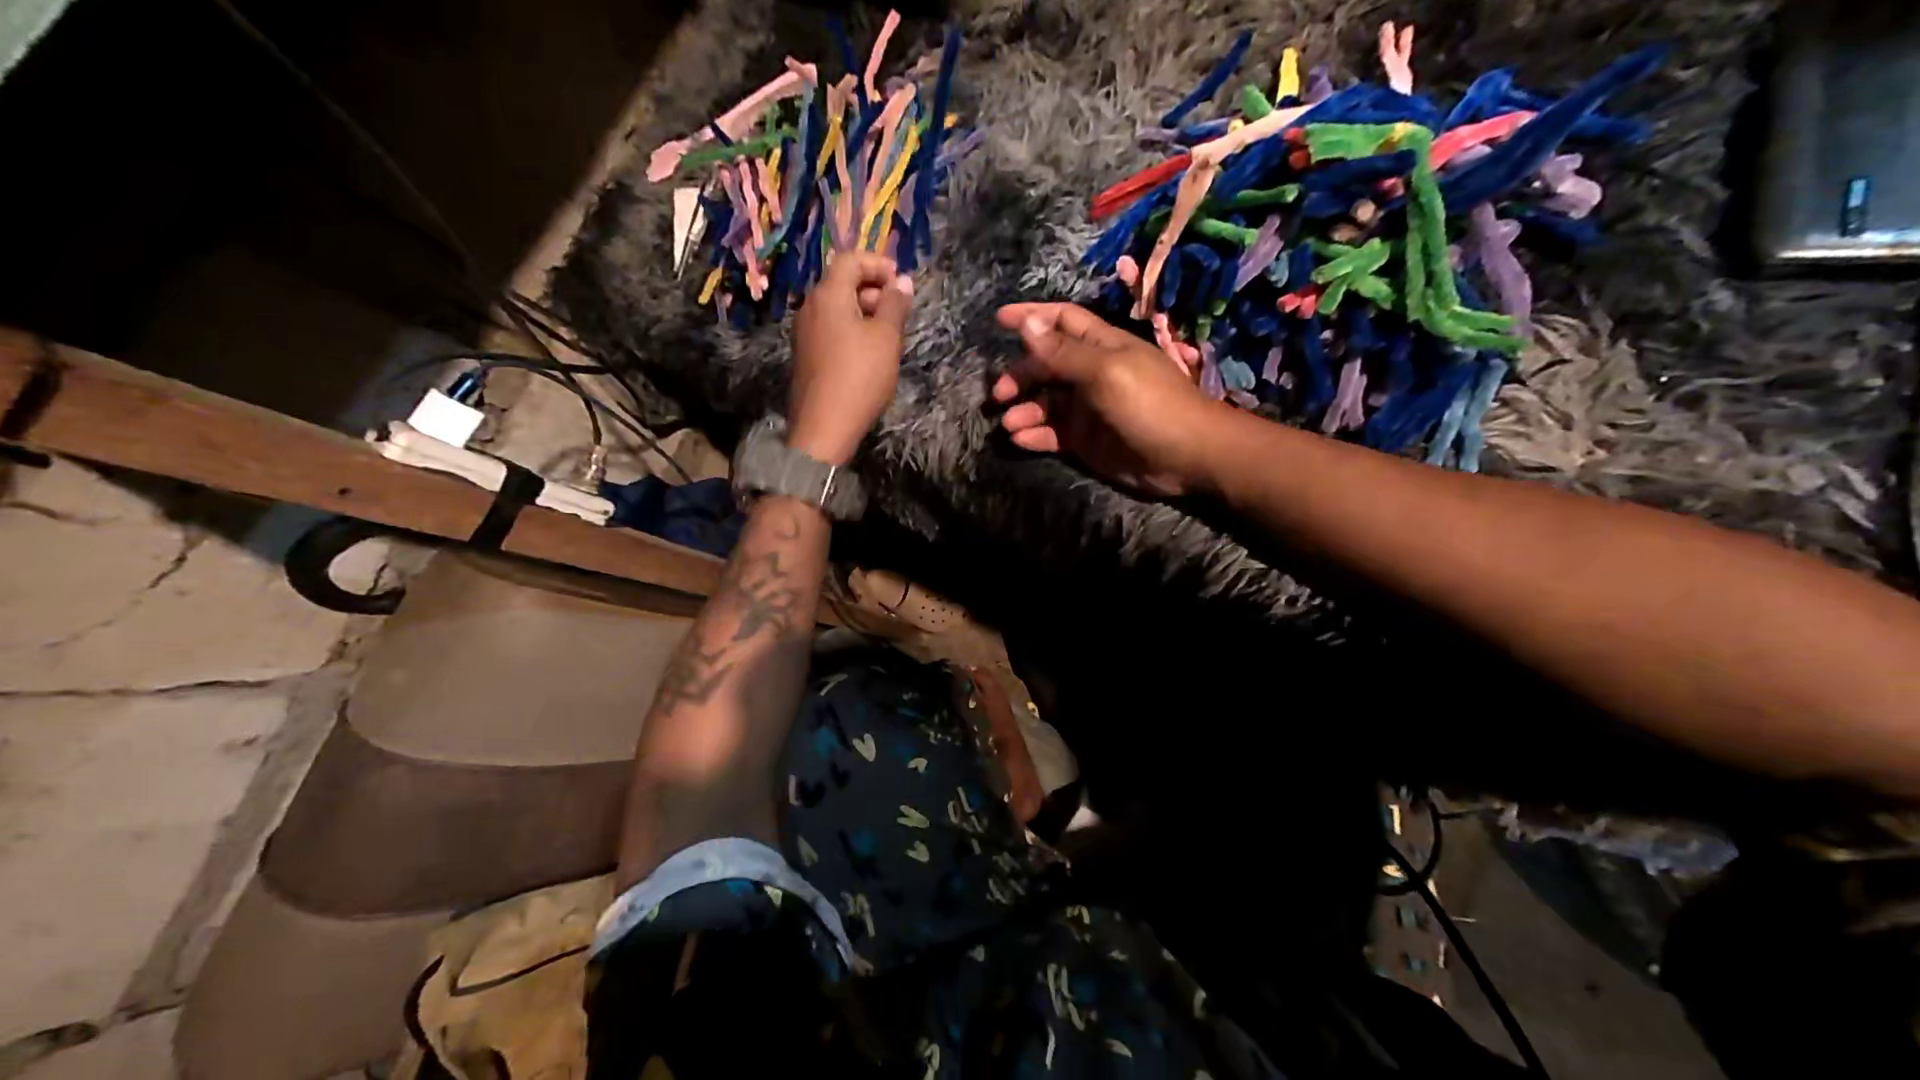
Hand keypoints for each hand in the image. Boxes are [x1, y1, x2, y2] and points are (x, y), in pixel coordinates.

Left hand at [788, 252, 914, 464]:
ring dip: (864, 312)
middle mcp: (810, 307)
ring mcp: (804, 333)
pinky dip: (851, 330)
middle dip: (873, 289)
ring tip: (888, 336)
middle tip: (898, 312)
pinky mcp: (806, 355)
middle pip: (842, 283)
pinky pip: (831, 329)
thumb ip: (895, 304)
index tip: (901, 282)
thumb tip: (902, 281)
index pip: (851, 259)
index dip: (878, 264)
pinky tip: (869, 354)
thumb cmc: (859, 376)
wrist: (824, 427)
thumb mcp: (886, 338)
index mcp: (827, 295)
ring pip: (837, 308)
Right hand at [992, 303, 1224, 496]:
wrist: (1187, 457)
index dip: (1031, 318)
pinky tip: (1020, 440)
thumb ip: (1063, 352)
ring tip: (1009, 423)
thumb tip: (1026, 322)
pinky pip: (1052, 434)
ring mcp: (1088, 409)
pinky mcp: (1086, 441)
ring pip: (1044, 403)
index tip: (998, 320)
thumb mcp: (1105, 372)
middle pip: (1045, 366)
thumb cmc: (1150, 404)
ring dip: (1023, 410)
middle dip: (1020, 375)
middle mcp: (1091, 373)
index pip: (1060, 321)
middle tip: (999, 394)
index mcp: (1101, 346)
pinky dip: (1034, 435)